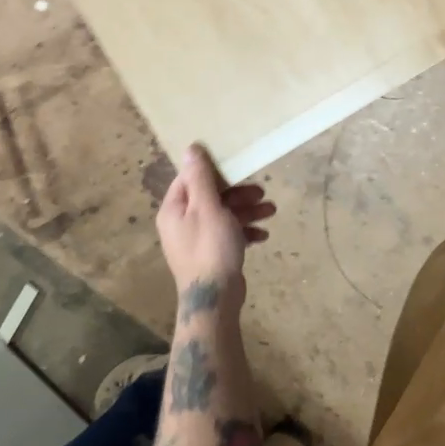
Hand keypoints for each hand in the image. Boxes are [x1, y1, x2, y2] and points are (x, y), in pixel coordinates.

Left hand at [156, 144, 276, 290]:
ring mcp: (195, 240)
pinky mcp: (210, 254)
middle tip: (262, 193)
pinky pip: (228, 234)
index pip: (190, 178)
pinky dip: (244, 231)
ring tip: (271, 212)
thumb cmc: (210, 248)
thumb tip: (190, 148)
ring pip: (223, 215)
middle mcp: (180, 223)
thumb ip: (200, 177)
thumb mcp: (207, 207)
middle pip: (211, 197)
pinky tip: (262, 235)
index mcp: (174, 209)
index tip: (238, 168)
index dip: (214, 171)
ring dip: (247, 211)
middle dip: (239, 194)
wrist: (214, 297)